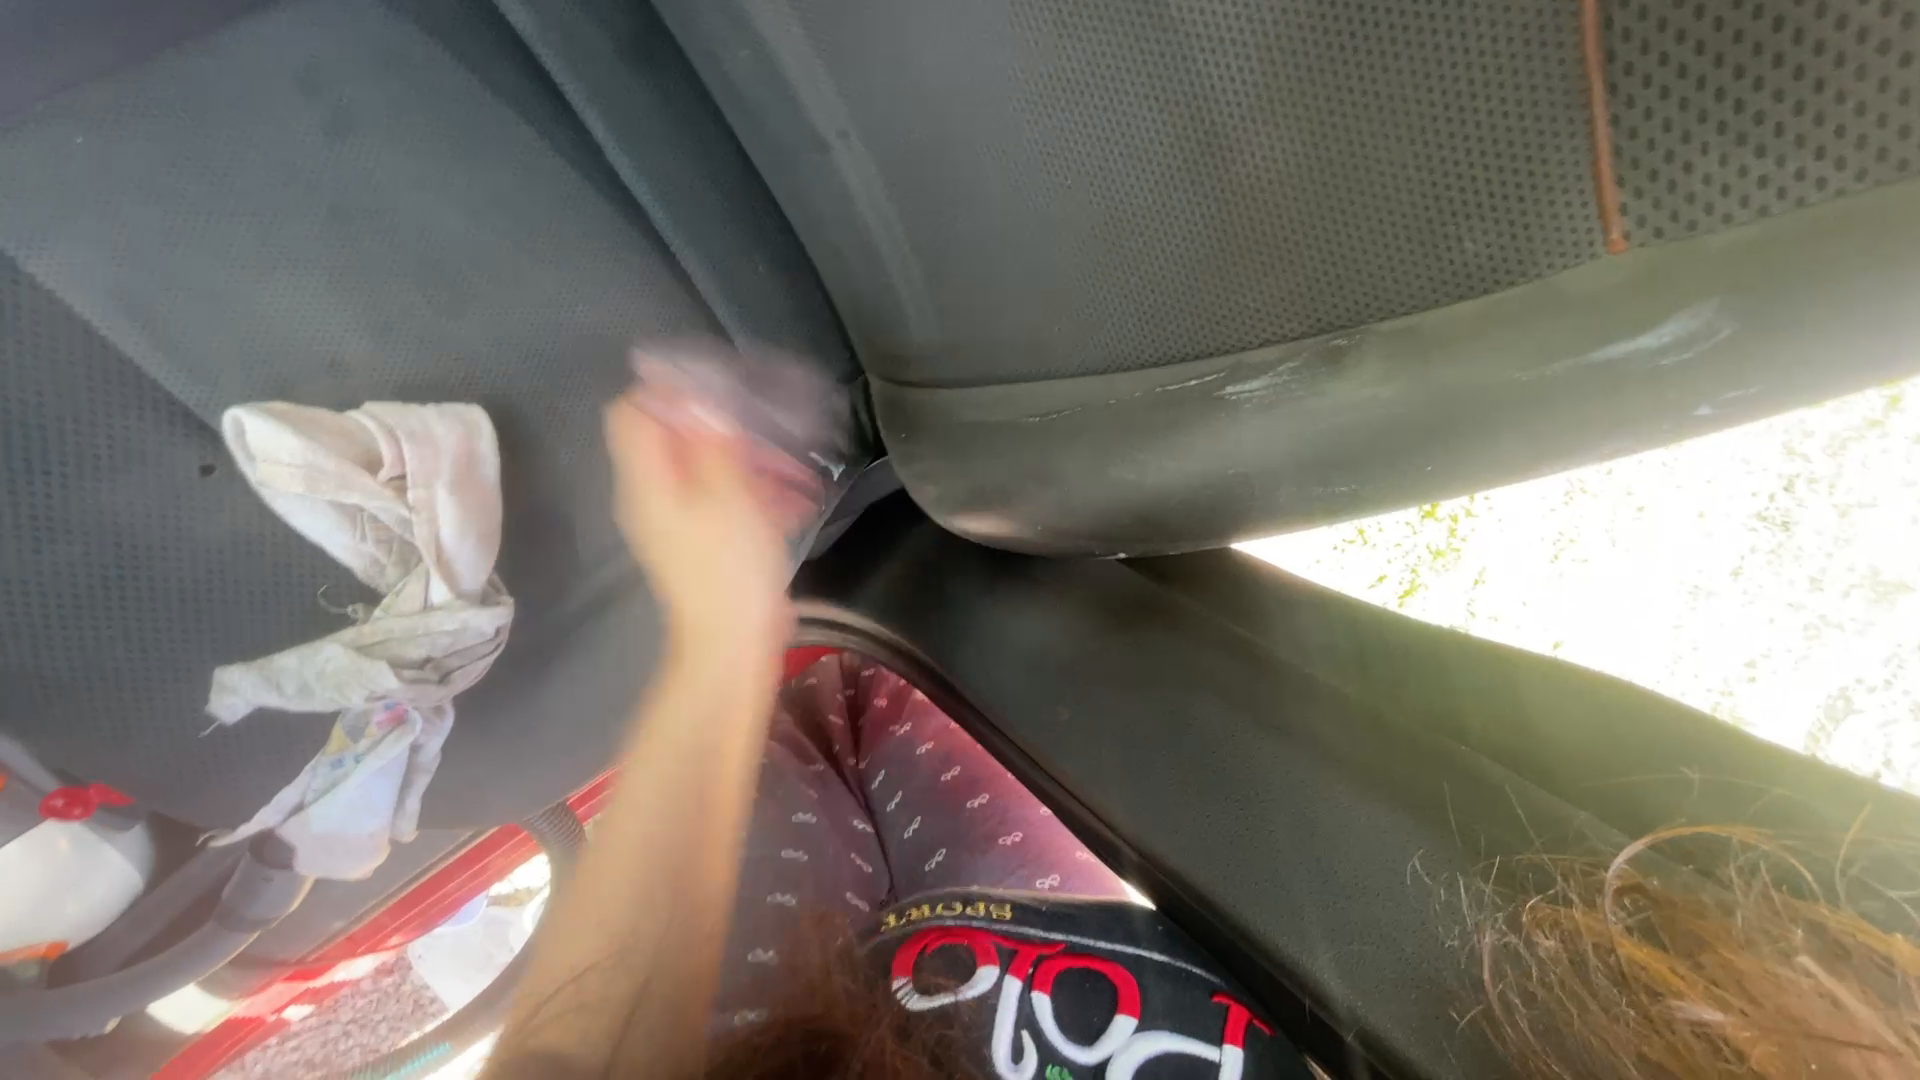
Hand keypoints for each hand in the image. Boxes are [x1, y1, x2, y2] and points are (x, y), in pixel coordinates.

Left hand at [604, 383, 791, 667]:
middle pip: (676, 439)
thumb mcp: (728, 493)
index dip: (668, 391)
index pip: (633, 411)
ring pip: (708, 470)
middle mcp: (654, 495)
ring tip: (797, 473)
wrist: (733, 643)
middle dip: (727, 430)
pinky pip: (724, 501)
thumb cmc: (729, 566)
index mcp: (648, 480)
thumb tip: (699, 397)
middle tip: (772, 432)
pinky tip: (795, 501)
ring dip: (752, 463)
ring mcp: (679, 522)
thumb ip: (712, 441)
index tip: (717, 389)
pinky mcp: (705, 543)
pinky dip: (756, 494)